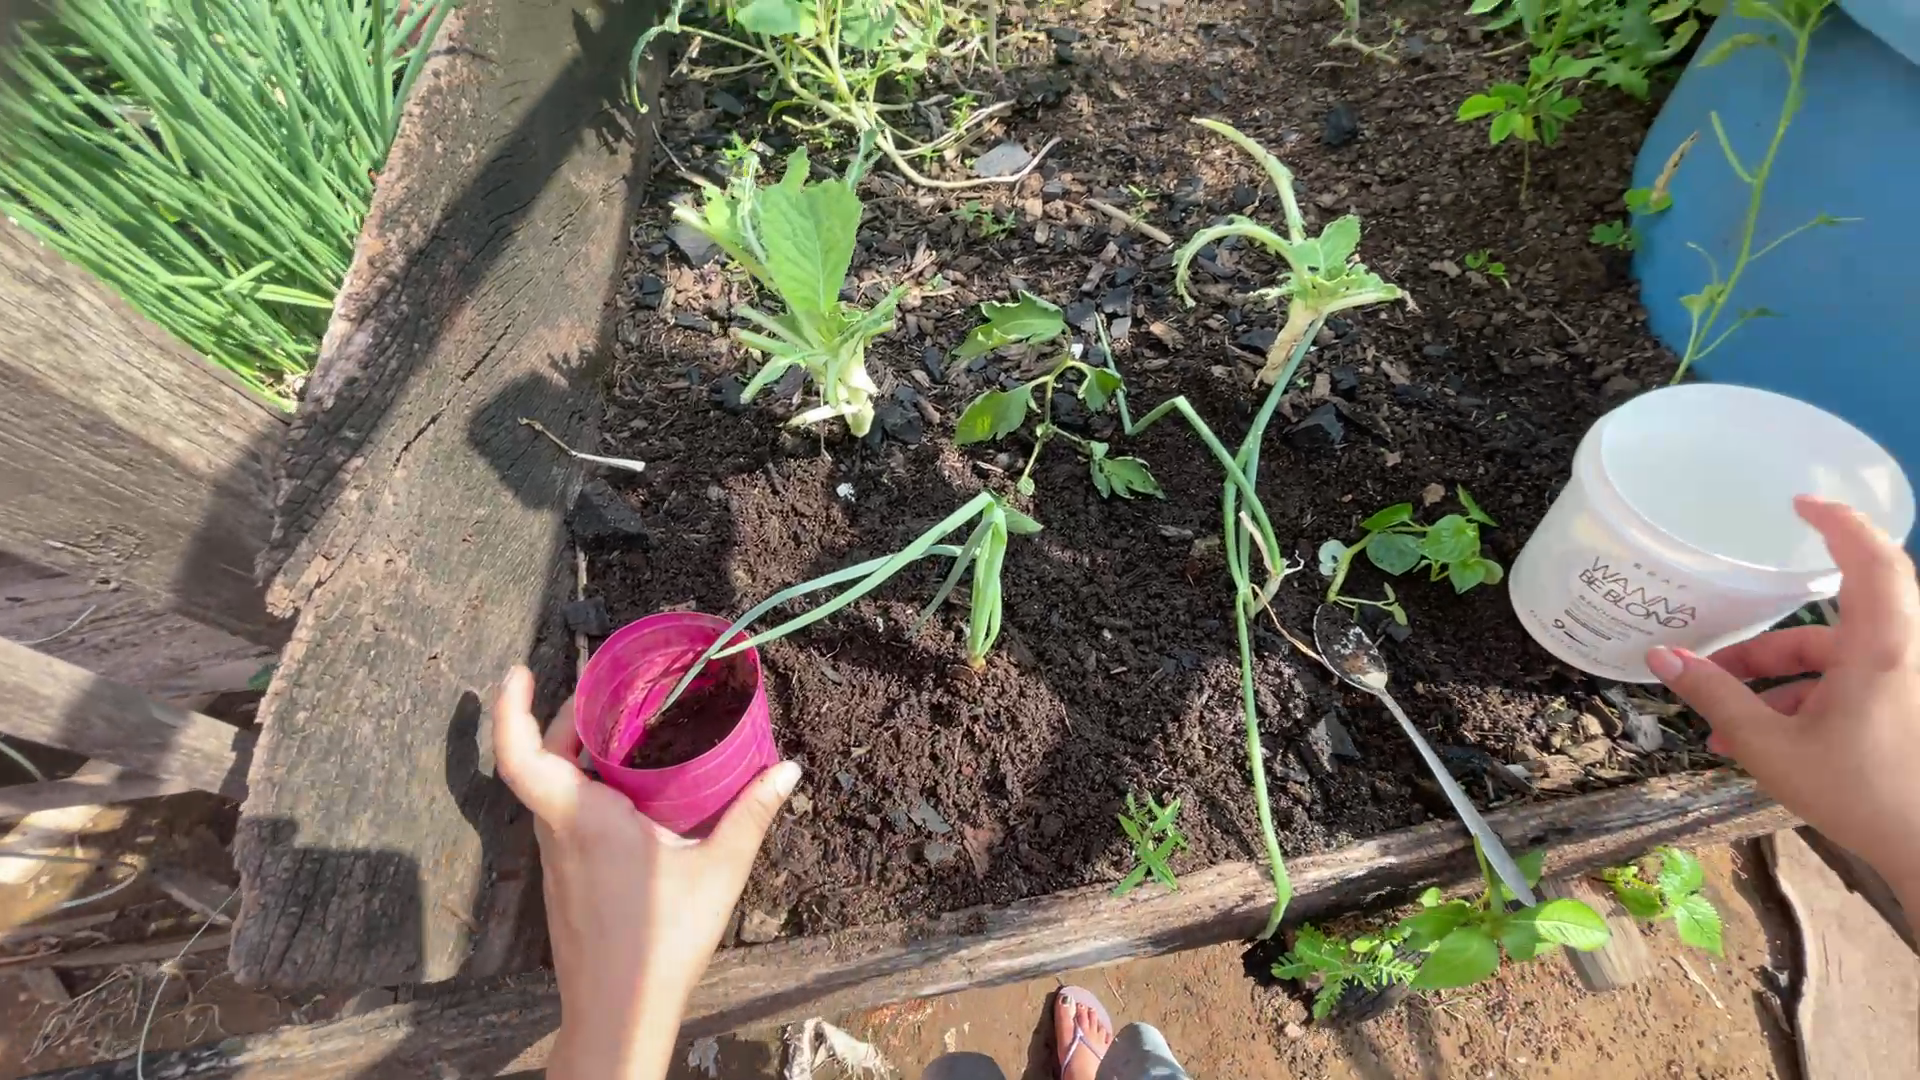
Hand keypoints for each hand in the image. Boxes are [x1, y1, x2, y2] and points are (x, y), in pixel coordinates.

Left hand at [492, 666, 798, 1079]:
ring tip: (623, 721)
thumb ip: (753, 813)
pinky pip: (562, 808)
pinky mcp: (566, 873)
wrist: (619, 1013)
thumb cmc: (664, 940)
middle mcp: (560, 832)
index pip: (523, 759)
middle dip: (566, 714)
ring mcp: (557, 855)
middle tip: (609, 684)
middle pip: (540, 759)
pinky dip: (583, 778)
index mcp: (585, 821)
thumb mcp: (719, 869)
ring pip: (550, 784)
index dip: (512, 711)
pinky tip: (628, 782)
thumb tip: (789, 768)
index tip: (518, 671)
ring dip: (574, 746)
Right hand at [1647, 496, 1919, 905]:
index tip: (1800, 504)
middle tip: (1715, 667)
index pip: (1874, 564)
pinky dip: (1810, 704)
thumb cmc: (1866, 793)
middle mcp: (1909, 658)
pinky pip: (1860, 689)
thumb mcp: (1769, 744)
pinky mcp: (1918, 712)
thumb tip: (1658, 656)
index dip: (1840, 525)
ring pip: (1842, 661)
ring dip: (1780, 684)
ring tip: (1730, 725)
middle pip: (1836, 623)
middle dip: (1767, 646)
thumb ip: (1713, 694)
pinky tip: (1767, 740)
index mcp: (1884, 651)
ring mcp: (1915, 687)